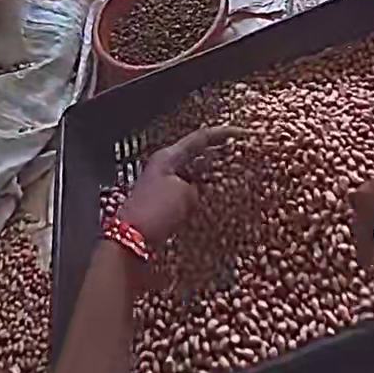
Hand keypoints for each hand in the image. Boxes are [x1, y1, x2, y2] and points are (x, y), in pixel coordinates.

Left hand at [117, 126, 238, 244]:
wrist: (131, 240)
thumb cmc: (155, 211)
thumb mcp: (185, 194)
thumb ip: (198, 187)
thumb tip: (198, 189)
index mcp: (169, 156)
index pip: (200, 138)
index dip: (223, 134)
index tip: (243, 132)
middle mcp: (165, 165)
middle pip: (196, 152)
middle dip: (218, 151)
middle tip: (240, 150)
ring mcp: (164, 183)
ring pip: (193, 171)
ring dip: (211, 172)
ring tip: (233, 172)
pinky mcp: (163, 201)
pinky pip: (188, 189)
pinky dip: (202, 190)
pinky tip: (214, 196)